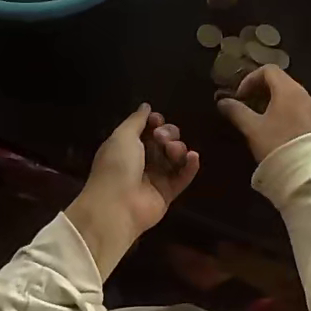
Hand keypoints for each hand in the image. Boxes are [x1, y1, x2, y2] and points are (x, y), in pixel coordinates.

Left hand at [65, 104, 200, 277]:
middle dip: (168, 134)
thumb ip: (136, 120)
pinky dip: (190, 166)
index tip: (157, 120)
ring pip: (175, 157)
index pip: (147, 129)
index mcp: (127, 146)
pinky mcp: (167, 193)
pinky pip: (183, 177)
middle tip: (161, 138)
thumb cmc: (116, 165)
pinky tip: (193, 157)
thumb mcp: (122, 136)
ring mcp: (155, 178)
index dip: (155, 122)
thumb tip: (146, 106)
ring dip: (178, 149)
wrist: (116, 204)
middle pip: (164, 141)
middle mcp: (142, 161)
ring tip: (173, 151)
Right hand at [216, 65, 310, 162]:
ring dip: (271, 101)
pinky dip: (283, 110)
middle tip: (246, 105)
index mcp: (289, 90)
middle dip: (260, 90)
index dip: (250, 79)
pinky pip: (298, 107)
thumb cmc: (277, 144)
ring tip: (258, 118)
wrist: (307, 174)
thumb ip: (236, 111)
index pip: (268, 70)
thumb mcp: (252, 128)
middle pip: (280, 81)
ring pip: (289, 95)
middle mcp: (304, 94)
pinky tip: (274, 128)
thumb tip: (222, 102)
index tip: (239, 96)